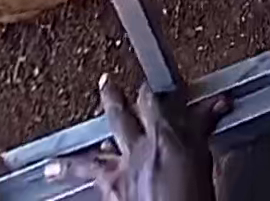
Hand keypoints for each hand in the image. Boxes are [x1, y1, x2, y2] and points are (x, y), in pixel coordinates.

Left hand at [44, 75, 228, 200]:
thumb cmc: (191, 199)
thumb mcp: (204, 159)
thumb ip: (203, 129)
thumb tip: (218, 106)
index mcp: (162, 135)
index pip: (152, 99)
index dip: (151, 88)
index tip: (151, 82)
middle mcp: (136, 152)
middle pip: (119, 116)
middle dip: (112, 97)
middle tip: (105, 83)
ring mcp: (120, 178)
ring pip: (91, 161)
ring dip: (70, 162)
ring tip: (52, 165)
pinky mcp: (112, 198)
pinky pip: (93, 185)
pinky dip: (80, 186)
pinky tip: (66, 190)